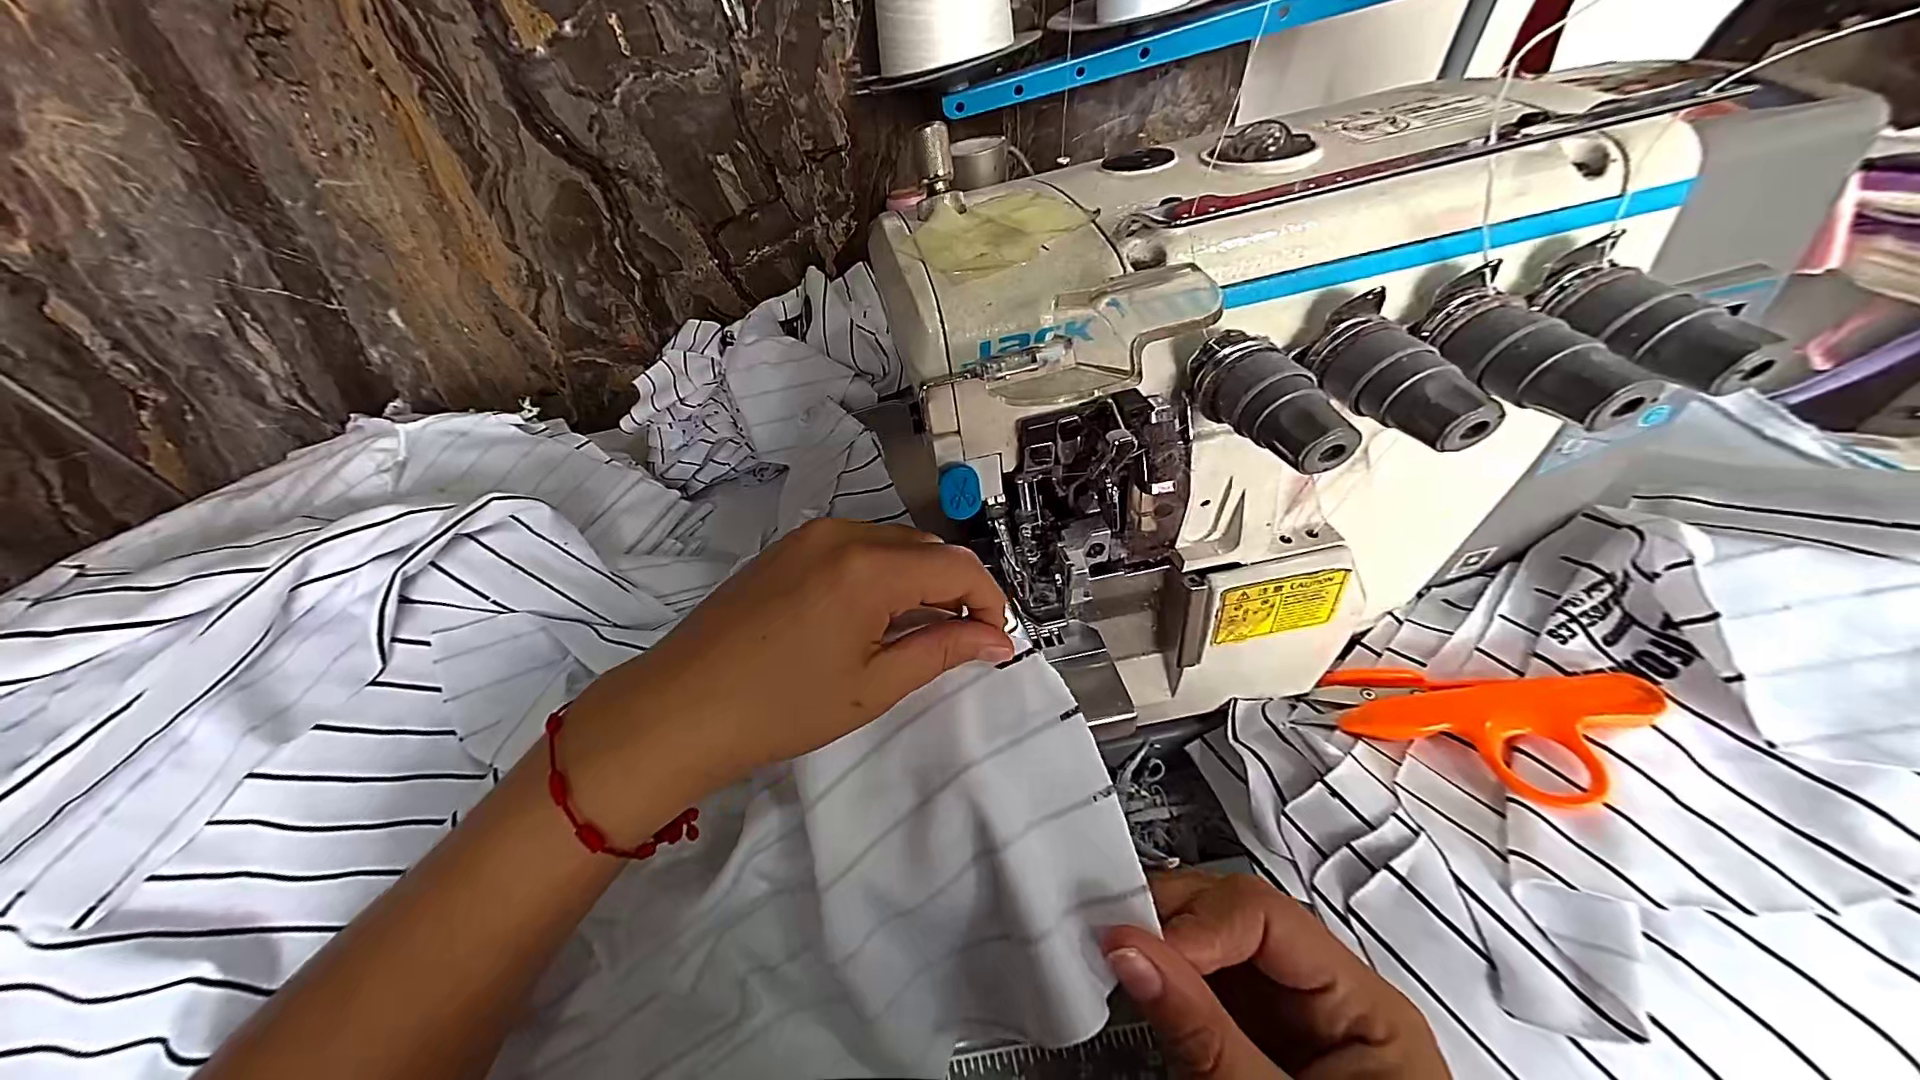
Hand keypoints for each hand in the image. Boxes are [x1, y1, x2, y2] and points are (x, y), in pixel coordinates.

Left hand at [558, 519, 1014, 837]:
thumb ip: (943, 650)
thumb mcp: (875, 685)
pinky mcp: (788, 547)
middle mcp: (842, 533)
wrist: (678, 708)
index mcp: (868, 565)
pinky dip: (883, 574)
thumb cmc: (781, 708)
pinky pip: (856, 548)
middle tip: (962, 640)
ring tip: (920, 631)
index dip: (989, 602)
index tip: (996, 641)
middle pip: (928, 549)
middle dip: (957, 590)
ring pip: (893, 545)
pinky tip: (874, 615)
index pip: (958, 567)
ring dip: (920, 581)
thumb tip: (996, 639)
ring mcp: (810, 535)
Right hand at [1104, 870, 1449, 1079]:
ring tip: (1120, 954)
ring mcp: (1288, 1014)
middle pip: (1239, 914)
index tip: (1139, 947)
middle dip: (1173, 919)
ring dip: (1162, 940)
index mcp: (1367, 1010)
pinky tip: (1140, 978)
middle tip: (1117, 938)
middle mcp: (1328, 997)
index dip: (1198, 922)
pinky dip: (1165, 973)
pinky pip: (1202, 977)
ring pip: (1215, 938)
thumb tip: (1132, 952)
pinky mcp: (1253, 1032)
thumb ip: (1200, 1033)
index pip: (1267, 918)